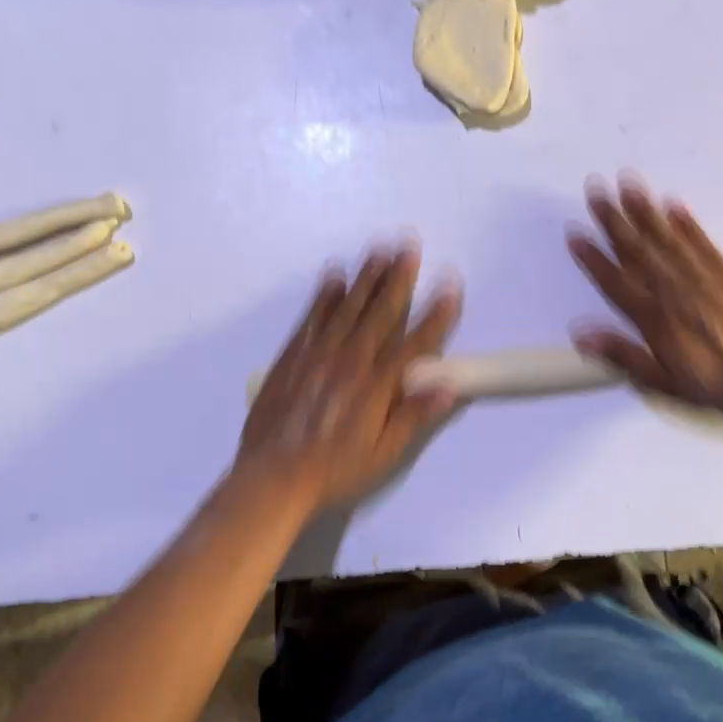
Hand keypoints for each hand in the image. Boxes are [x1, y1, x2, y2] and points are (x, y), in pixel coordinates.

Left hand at [238, 242, 460, 510]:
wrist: (271, 478)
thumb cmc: (334, 471)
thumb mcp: (383, 455)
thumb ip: (414, 417)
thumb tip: (450, 386)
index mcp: (377, 385)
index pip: (416, 342)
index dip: (436, 313)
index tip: (451, 283)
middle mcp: (351, 360)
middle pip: (380, 311)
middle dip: (398, 277)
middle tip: (409, 243)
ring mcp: (319, 354)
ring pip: (348, 306)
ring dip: (366, 276)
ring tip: (380, 247)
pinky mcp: (293, 355)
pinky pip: (313, 316)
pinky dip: (325, 295)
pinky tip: (334, 275)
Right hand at [568, 174, 722, 424]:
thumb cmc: (708, 386)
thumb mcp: (659, 380)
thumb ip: (621, 354)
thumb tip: (581, 334)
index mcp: (654, 318)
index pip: (616, 281)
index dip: (593, 258)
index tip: (576, 234)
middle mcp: (675, 292)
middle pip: (638, 250)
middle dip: (614, 220)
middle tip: (596, 191)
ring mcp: (703, 280)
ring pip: (668, 240)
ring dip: (646, 212)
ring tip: (630, 185)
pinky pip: (704, 244)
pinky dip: (689, 224)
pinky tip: (674, 205)